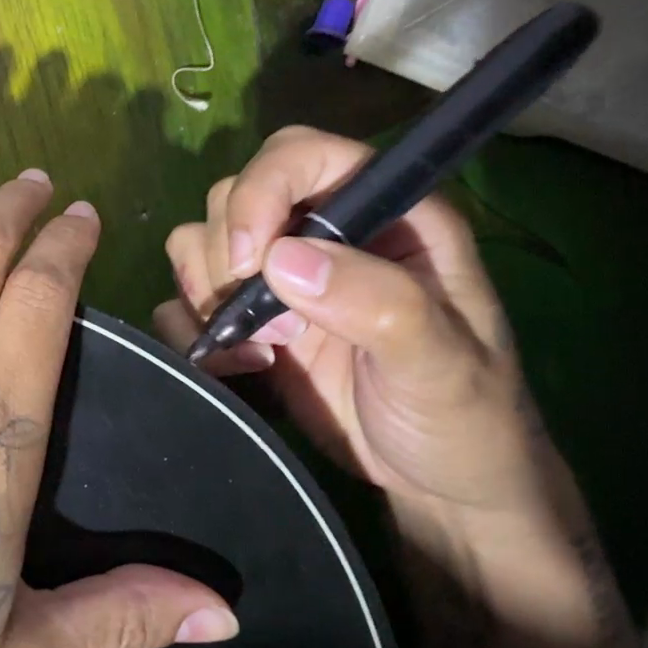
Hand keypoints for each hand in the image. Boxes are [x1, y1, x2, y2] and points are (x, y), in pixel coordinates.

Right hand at [153, 128, 647, 647]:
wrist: (440, 493)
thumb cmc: (466, 419)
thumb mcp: (444, 364)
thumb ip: (379, 304)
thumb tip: (281, 260)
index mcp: (383, 213)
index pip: (300, 155)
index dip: (262, 190)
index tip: (251, 260)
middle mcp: (323, 231)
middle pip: (234, 196)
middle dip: (229, 256)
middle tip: (265, 323)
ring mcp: (280, 275)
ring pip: (199, 240)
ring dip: (207, 293)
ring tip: (259, 350)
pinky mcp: (247, 318)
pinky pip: (182, 297)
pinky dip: (190, 328)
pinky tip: (238, 367)